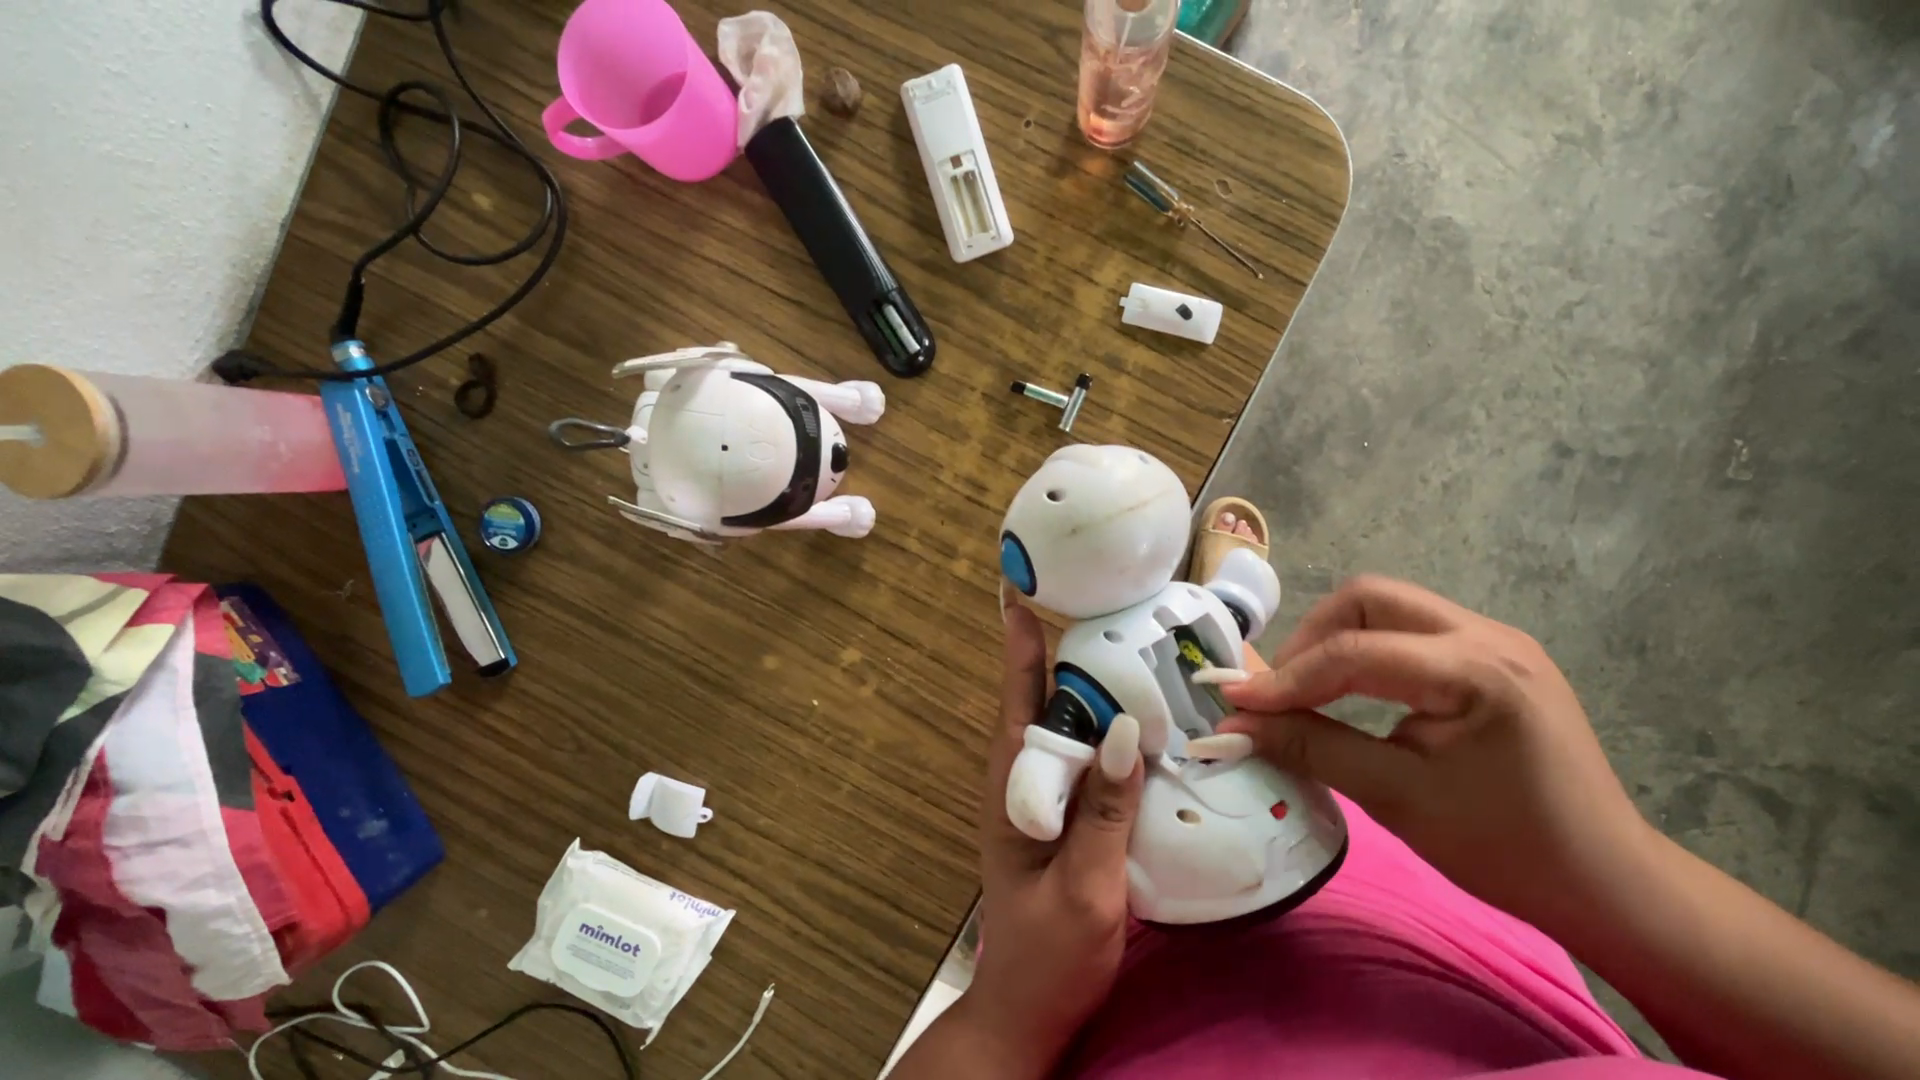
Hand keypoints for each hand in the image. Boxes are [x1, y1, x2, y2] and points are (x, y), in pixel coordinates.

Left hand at [959, 586, 1143, 1075]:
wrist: (1030, 1013)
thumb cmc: (1051, 955)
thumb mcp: (1086, 887)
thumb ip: (1105, 812)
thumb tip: (1126, 729)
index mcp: (1013, 795)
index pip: (1015, 707)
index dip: (1019, 651)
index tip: (1020, 597)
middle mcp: (1018, 790)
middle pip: (1037, 709)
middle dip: (1058, 657)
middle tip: (1100, 610)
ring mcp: (1037, 808)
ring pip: (1058, 735)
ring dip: (1082, 692)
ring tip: (1122, 650)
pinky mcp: (1059, 825)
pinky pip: (1079, 766)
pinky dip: (1100, 736)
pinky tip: (1134, 728)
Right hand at [1209, 575, 1653, 932]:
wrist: (1606, 882)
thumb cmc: (1505, 847)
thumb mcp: (1397, 798)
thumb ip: (1311, 748)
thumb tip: (1235, 724)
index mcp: (1476, 670)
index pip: (1354, 651)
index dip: (1285, 677)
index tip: (1232, 702)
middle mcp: (1489, 635)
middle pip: (1369, 599)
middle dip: (1311, 639)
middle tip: (1279, 692)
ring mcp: (1499, 641)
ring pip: (1389, 608)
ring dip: (1338, 642)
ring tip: (1308, 693)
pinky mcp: (1498, 658)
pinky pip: (1413, 633)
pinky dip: (1369, 653)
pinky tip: (1356, 694)